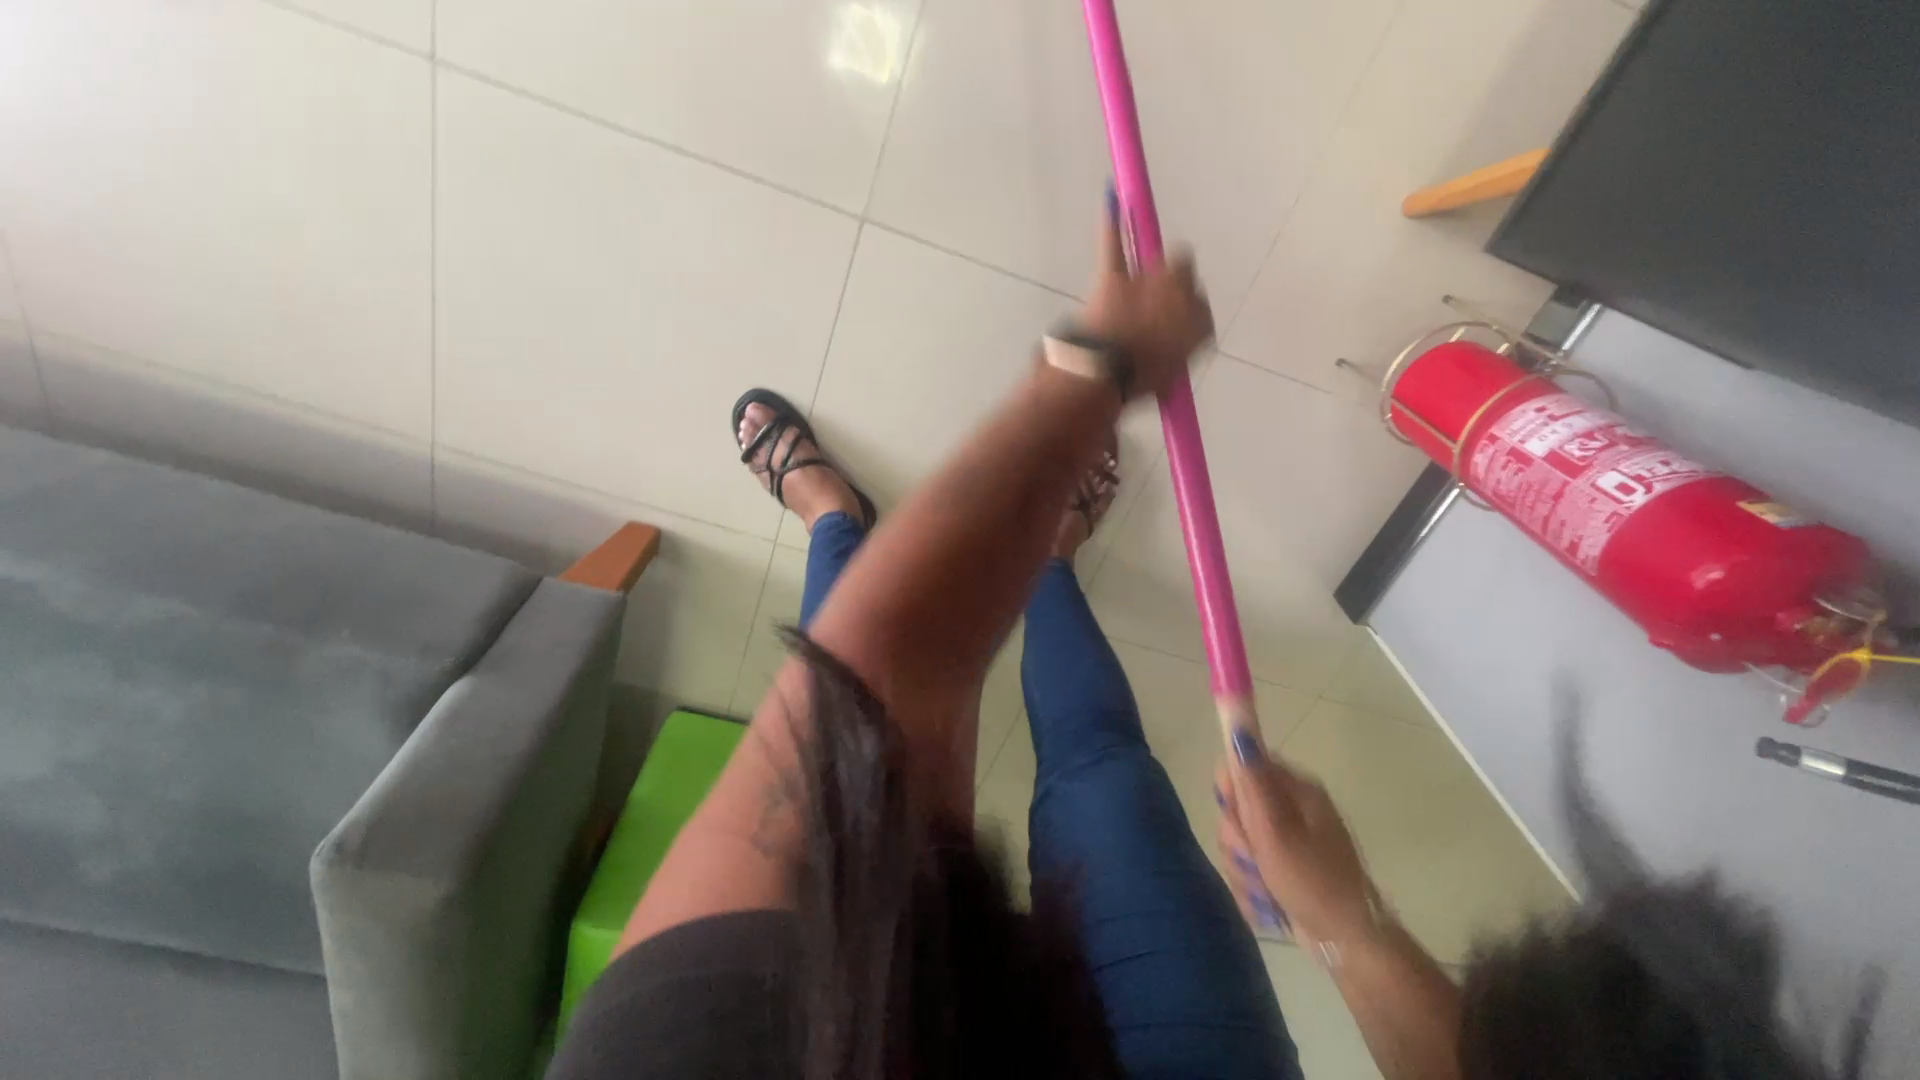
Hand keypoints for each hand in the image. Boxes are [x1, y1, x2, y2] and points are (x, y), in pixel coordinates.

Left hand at [1077, 202, 1212, 398]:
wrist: (1102, 373)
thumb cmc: (1136, 383)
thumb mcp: (1169, 379)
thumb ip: (1176, 357)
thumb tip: (1171, 355)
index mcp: (1198, 325)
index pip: (1200, 311)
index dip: (1182, 321)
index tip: (1169, 334)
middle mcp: (1182, 295)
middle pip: (1186, 278)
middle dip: (1175, 289)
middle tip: (1155, 311)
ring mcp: (1149, 281)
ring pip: (1164, 261)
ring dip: (1154, 272)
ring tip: (1139, 293)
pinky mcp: (1115, 277)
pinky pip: (1114, 243)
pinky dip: (1111, 222)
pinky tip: (1112, 196)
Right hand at [1216, 742, 1378, 951]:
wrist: (1345, 943)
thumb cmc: (1312, 882)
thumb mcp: (1275, 831)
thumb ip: (1251, 781)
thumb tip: (1238, 725)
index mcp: (1296, 790)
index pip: (1242, 767)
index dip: (1232, 794)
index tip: (1240, 820)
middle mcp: (1292, 809)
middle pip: (1236, 807)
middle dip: (1237, 838)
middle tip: (1256, 858)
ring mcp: (1289, 839)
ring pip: (1238, 840)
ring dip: (1243, 865)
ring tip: (1265, 886)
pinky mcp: (1284, 867)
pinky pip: (1249, 864)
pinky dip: (1252, 883)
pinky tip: (1267, 899)